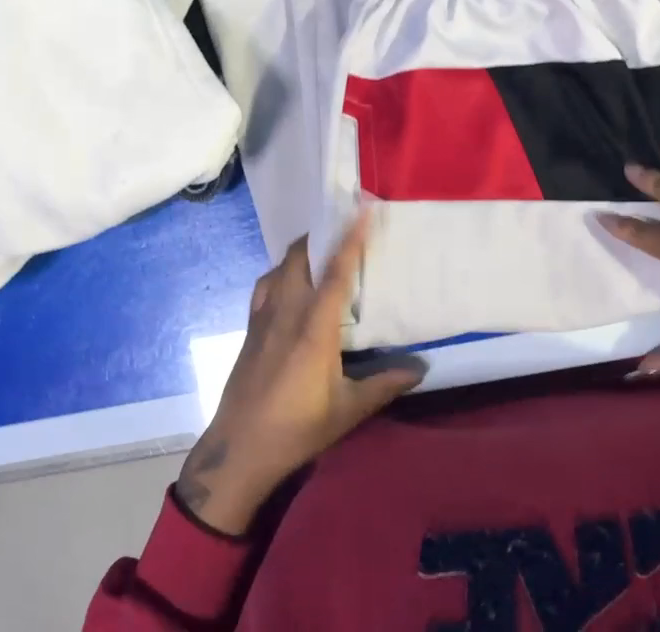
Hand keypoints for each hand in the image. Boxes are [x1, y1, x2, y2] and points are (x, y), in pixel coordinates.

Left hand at [176, 214, 427, 533]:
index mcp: (313, 329)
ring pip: (279, 269)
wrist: (239, 447)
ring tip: (321, 249)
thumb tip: (420, 368)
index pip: (334, 273)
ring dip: (300, 252)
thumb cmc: (297, 429)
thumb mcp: (348, 410)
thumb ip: (384, 385)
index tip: (361, 212)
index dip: (349, 240)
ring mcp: (262, 319)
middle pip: (299, 258)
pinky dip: (281, 273)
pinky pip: (265, 287)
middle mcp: (285, 313)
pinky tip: (290, 283)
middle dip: (320, 236)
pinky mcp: (249, 329)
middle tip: (344, 226)